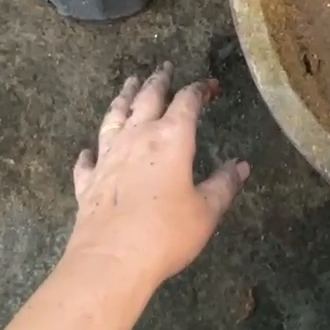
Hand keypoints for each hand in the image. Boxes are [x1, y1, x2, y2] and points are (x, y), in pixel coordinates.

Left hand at [65, 63, 250, 290]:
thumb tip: (241, 166)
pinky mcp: (88, 182)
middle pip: (148, 98)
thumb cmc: (165, 233)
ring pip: (115, 117)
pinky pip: (87, 161)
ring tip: (128, 84)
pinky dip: (89, 152)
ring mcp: (108, 157)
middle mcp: (138, 137)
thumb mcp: (206, 211)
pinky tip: (88, 150)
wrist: (111, 261)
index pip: (187, 101)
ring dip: (123, 98)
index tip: (210, 86)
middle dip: (158, 81)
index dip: (200, 89)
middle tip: (163, 67)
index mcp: (171, 138)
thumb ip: (224, 185)